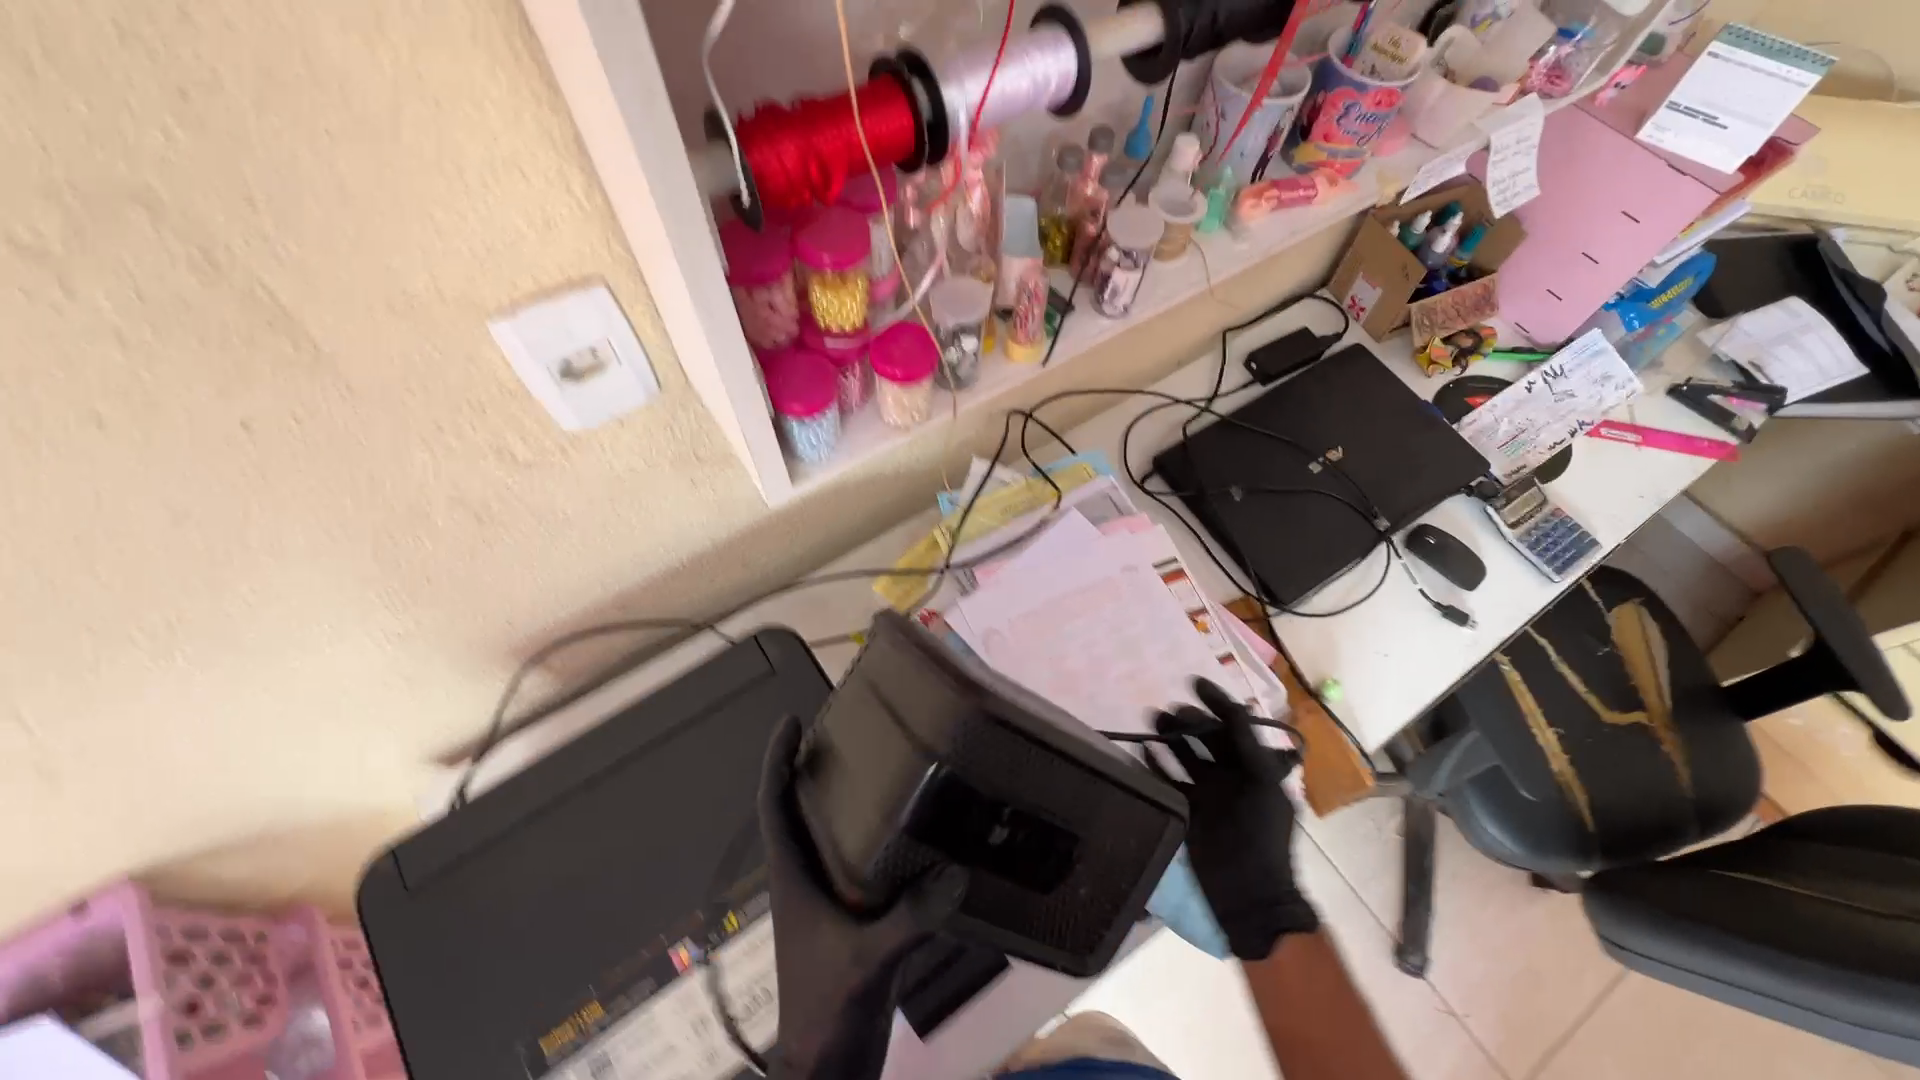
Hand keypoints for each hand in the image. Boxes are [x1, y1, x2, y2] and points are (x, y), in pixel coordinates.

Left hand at [758, 714, 967, 1079]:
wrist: (827, 1069)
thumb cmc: (827, 1010)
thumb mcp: (866, 961)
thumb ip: (909, 919)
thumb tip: (957, 871)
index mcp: (792, 878)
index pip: (773, 806)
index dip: (776, 761)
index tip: (791, 722)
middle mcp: (806, 881)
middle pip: (803, 812)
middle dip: (818, 771)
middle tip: (854, 734)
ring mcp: (827, 903)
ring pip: (833, 838)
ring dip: (850, 805)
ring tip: (888, 771)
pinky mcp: (852, 922)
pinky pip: (863, 868)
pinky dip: (881, 844)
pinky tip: (916, 837)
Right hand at [1147, 679, 1317, 960]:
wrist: (1249, 896)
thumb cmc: (1263, 838)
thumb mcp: (1263, 785)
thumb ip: (1249, 746)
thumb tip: (1237, 707)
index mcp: (1255, 768)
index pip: (1235, 724)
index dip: (1217, 701)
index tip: (1194, 682)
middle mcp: (1231, 776)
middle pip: (1206, 738)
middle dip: (1189, 720)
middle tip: (1171, 712)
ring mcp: (1208, 794)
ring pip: (1185, 755)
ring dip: (1169, 737)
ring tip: (1151, 719)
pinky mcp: (1187, 812)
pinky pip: (1168, 781)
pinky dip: (1155, 764)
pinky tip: (1142, 750)